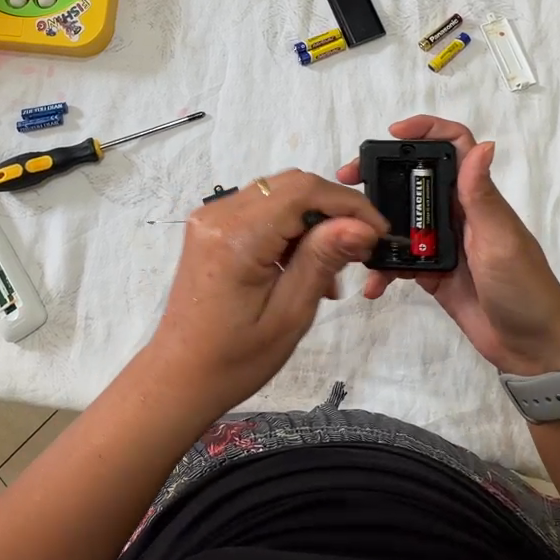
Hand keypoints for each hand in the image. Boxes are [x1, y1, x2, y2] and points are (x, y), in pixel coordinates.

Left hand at [142, 170, 388, 418]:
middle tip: (358, 253)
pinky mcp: (210, 227)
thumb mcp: (290, 314)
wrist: (180, 374)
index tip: (378, 233)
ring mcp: (210, 218)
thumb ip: (322, 260)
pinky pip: (260, 210)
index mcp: (236, 236)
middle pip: (291, 185)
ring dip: (311, 221)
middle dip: (332, 211)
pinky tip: (300, 267)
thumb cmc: (235, 358)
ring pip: (277, 194)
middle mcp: (218, 215)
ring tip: (328, 272)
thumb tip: (360, 225)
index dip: (348, 204)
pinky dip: (288, 228)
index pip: (303, 191)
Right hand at [337, 116, 559, 375]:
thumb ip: (483, 196)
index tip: (392, 133)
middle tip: (347, 181)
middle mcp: (455, 213)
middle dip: (379, 176)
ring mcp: (440, 242)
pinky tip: (372, 283)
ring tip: (347, 235)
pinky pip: (396, 261)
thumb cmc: (525, 288)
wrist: (532, 350)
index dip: (426, 130)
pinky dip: (381, 270)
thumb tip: (483, 144)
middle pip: (412, 180)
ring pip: (397, 220)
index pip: (454, 147)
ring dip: (373, 226)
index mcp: (476, 198)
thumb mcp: (501, 240)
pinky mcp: (429, 271)